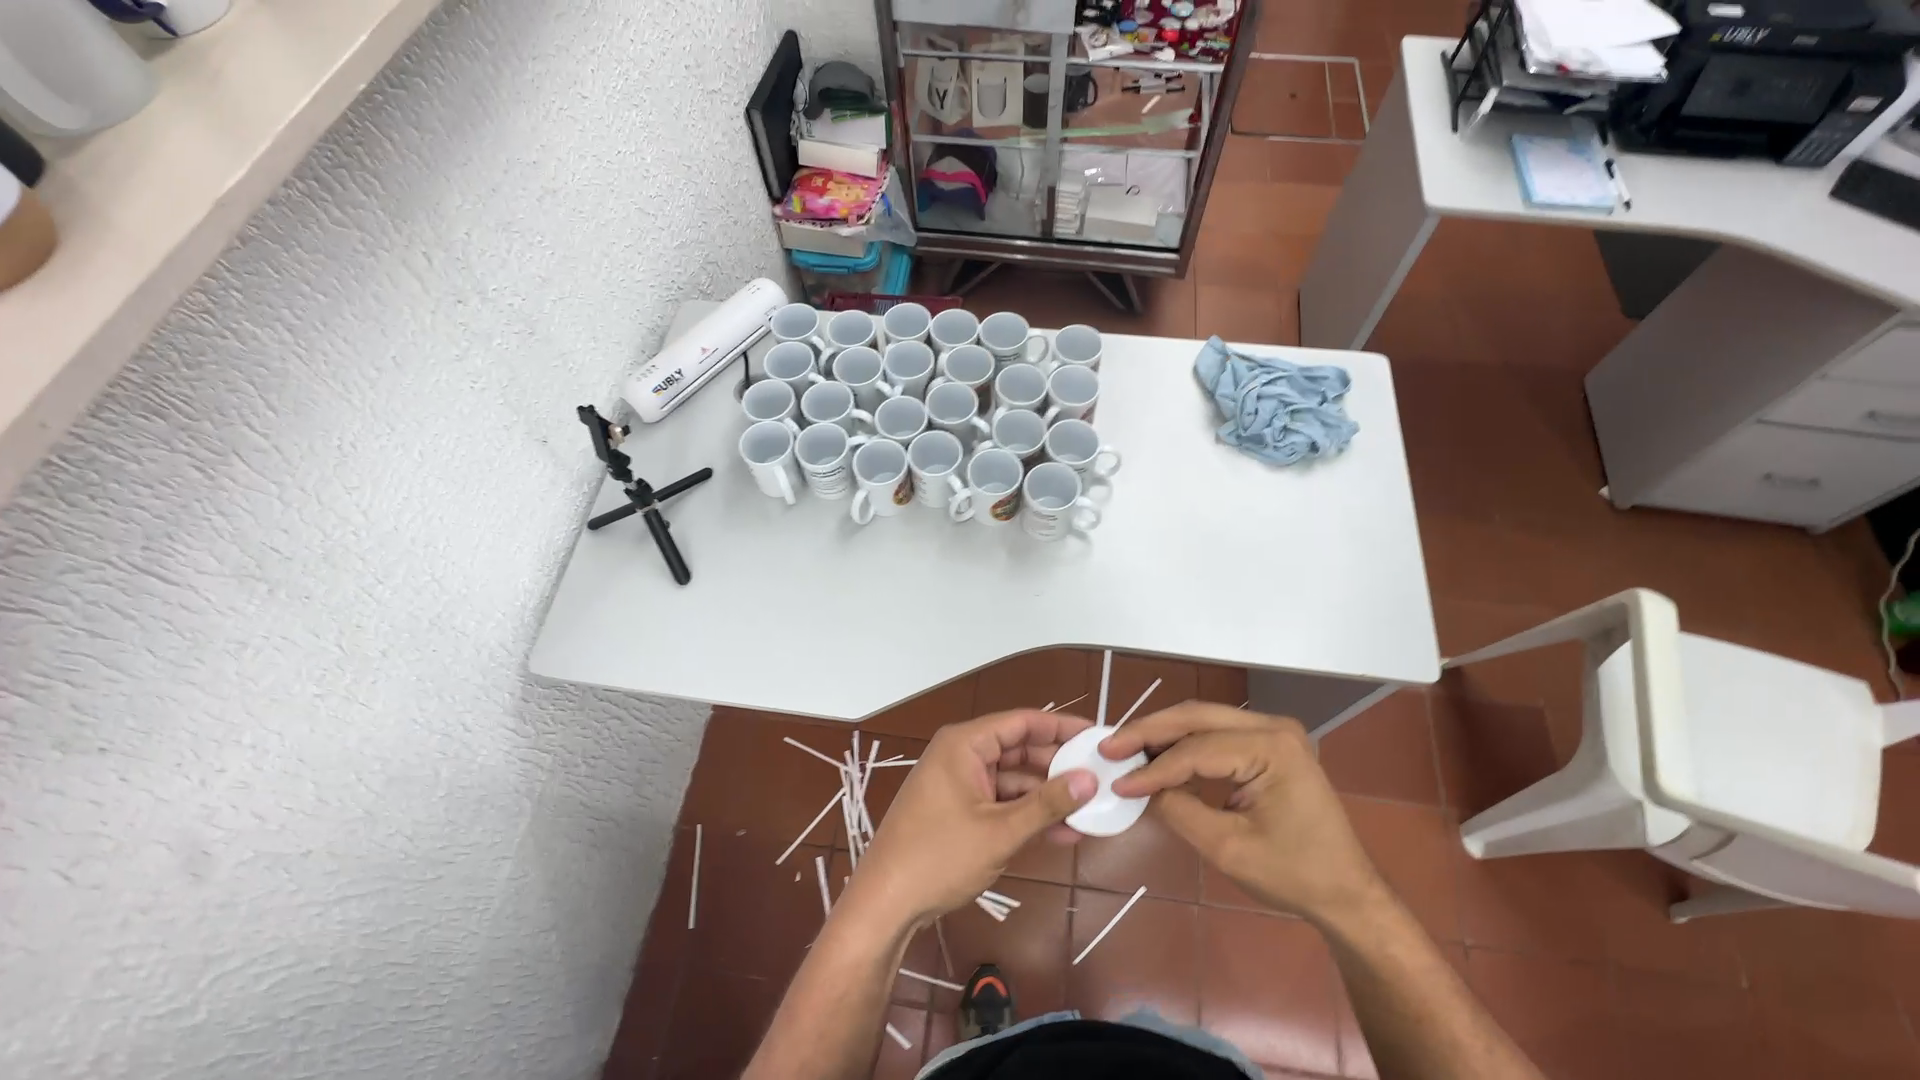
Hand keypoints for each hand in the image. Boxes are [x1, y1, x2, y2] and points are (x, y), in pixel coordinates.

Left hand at [847, 710, 1097, 924]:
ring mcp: (959, 784)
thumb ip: (1047, 804)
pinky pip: (1002, 803)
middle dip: (1059, 767)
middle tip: (1102, 777)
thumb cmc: (940, 857)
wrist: (887, 902)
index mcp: (965, 744)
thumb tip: (1090, 780)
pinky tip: (1063, 832)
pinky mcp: (959, 811)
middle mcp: (961, 756)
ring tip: (1091, 810)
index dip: (1062, 727)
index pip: (1022, 722)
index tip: (1099, 737)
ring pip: (1014, 780)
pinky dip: (1028, 815)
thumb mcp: (1001, 831)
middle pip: (1020, 750)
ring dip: (1048, 797)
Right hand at [1100, 702, 1385, 923]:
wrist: (1347, 893)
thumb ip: (1178, 810)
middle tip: (1109, 746)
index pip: (1197, 749)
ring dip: (1164, 734)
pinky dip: (1185, 744)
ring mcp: (1275, 733)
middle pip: (1197, 717)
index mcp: (1272, 748)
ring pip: (1205, 720)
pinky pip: (1219, 734)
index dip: (1152, 768)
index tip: (1116, 783)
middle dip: (1149, 731)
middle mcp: (1274, 728)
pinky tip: (1158, 757)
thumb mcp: (1227, 847)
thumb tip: (1136, 788)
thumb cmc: (1293, 874)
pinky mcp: (1271, 746)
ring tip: (1125, 749)